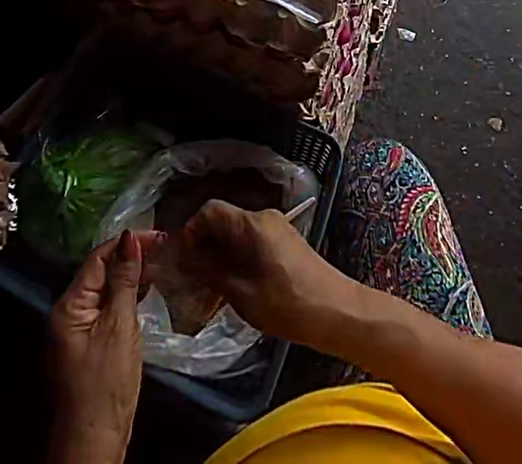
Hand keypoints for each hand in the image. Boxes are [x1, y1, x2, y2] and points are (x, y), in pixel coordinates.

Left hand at [47, 231, 161, 463]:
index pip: (98, 258)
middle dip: (129, 254)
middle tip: (163, 245)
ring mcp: (77, 327)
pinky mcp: (89, 340)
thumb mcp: (120, 327)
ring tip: (160, 261)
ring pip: (105, 287)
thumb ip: (125, 281)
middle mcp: (68, 310)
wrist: (94, 439)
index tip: (157, 234)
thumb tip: (130, 238)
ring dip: (130, 273)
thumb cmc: (107, 383)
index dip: (126, 242)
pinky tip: (145, 289)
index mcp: (69, 304)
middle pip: (100, 270)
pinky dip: (126, 294)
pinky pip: (107, 305)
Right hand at [175, 200, 362, 350]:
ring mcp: (277, 228)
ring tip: (211, 288)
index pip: (210, 209)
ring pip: (237, 233)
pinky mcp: (285, 242)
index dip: (191, 230)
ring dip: (221, 255)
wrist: (339, 312)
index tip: (184, 259)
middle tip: (193, 278)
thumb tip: (183, 259)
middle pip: (223, 221)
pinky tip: (235, 286)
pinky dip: (238, 258)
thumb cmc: (288, 304)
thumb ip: (210, 272)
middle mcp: (264, 217)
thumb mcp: (242, 293)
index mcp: (252, 223)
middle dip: (204, 246)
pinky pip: (252, 241)